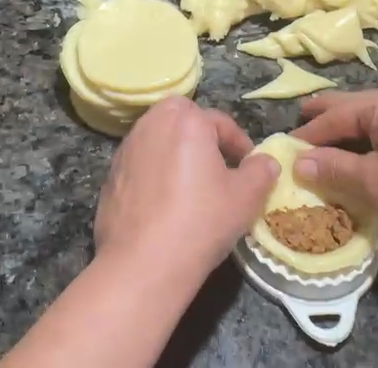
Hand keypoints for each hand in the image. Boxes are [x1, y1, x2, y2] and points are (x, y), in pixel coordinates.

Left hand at [94, 96, 279, 283]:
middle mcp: (153, 124)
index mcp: (187, 121)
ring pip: (157, 135)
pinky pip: (140, 160)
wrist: (143, 262)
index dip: (239, 143)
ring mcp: (128, 147)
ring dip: (175, 148)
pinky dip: (154, 168)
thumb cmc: (200, 222)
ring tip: (191, 181)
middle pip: (181, 115)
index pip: (219, 121)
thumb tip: (266, 161)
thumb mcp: (245, 199)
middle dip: (200, 131)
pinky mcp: (112, 172)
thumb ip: (260, 173)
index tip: (249, 164)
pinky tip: (164, 200)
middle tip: (216, 162)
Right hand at [290, 86, 377, 261]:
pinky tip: (375, 146)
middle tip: (304, 115)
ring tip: (335, 134)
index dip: (311, 132)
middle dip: (331, 114)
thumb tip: (299, 162)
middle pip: (360, 104)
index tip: (287, 144)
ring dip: (357, 125)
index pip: (338, 114)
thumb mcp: (374, 182)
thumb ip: (334, 168)